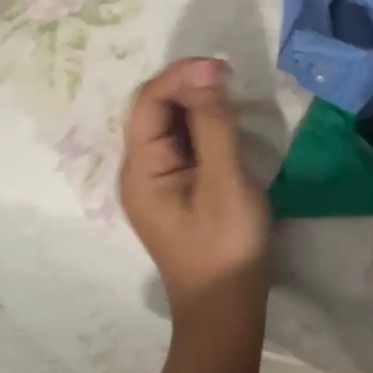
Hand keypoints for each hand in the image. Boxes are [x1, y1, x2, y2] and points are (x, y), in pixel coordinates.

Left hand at [119, 57, 271, 314]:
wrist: (227, 306)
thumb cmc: (225, 244)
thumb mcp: (225, 179)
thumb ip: (214, 122)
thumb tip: (206, 69)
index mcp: (141, 169)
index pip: (149, 101)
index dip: (181, 75)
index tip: (223, 66)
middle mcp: (141, 169)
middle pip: (156, 108)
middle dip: (189, 83)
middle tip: (231, 76)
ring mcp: (158, 179)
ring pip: (170, 122)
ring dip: (198, 100)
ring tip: (232, 92)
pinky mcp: (178, 186)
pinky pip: (183, 140)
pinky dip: (204, 121)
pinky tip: (227, 120)